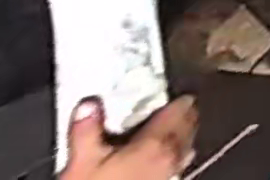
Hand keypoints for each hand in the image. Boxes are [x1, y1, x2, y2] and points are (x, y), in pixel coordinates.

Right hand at [58, 96, 197, 179]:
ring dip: (182, 135)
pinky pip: (182, 163)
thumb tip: (88, 102)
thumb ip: (86, 130)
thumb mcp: (80, 165)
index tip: (168, 97)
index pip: (182, 107)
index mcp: (158, 141)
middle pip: (190, 122)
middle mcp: (174, 153)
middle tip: (168, 113)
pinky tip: (160, 161)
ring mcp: (175, 173)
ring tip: (165, 134)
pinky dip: (177, 156)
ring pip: (189, 143)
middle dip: (182, 115)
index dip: (176, 100)